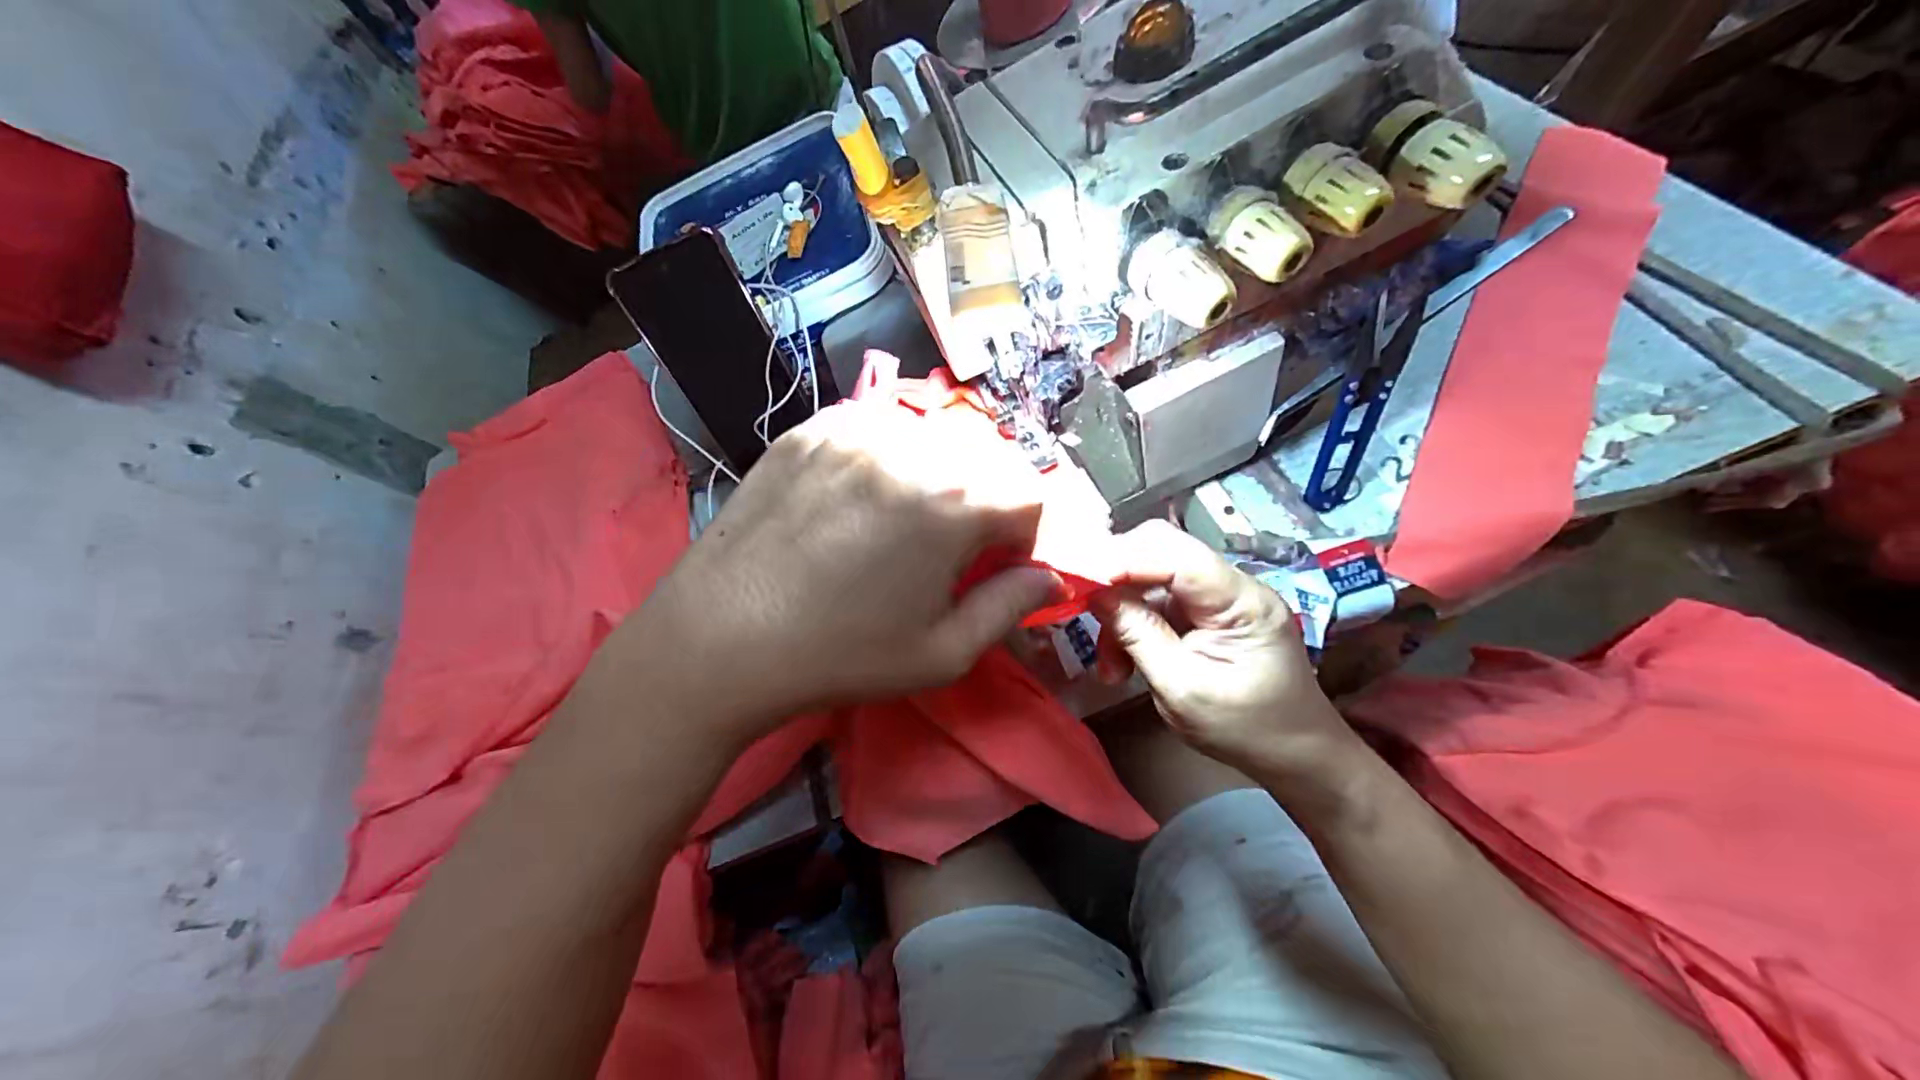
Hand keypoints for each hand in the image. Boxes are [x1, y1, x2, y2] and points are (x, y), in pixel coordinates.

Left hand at [626, 399, 1061, 733]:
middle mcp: (912, 448)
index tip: (995, 568)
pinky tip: (859, 497)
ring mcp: (855, 430)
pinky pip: (876, 428)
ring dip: (938, 474)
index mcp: (953, 503)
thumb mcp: (940, 653)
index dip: (1025, 537)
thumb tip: (1050, 580)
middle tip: (951, 547)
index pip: (1030, 495)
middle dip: (986, 500)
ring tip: (902, 520)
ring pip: (932, 437)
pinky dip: (888, 456)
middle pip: (986, 459)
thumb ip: (1008, 608)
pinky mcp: (810, 429)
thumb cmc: (840, 655)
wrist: (720, 638)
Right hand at [1090, 522, 1358, 777]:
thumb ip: (1138, 636)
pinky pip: (1159, 603)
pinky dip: (1135, 627)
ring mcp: (1220, 598)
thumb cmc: (1245, 729)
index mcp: (1241, 600)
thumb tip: (1096, 594)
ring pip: (1152, 580)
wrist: (1294, 757)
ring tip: (1110, 666)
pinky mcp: (1208, 614)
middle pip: (1162, 553)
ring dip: (1122, 614)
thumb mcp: (1182, 689)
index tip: (1082, 582)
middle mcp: (1233, 586)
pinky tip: (1124, 662)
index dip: (1125, 560)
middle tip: (1088, 615)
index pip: (1177, 556)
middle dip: (1117, 583)